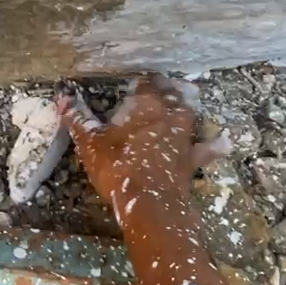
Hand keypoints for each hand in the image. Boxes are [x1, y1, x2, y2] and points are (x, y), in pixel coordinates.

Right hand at [59, 75, 222, 224]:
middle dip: (168, 87)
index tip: (138, 80)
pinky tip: (223, 141)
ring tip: (188, 97)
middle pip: (173, 94)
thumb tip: (62, 98)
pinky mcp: (191, 159)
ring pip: (190, 114)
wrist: (149, 204)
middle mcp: (168, 116)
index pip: (146, 84)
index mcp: (144, 106)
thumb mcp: (91, 143)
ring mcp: (184, 137)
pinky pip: (206, 148)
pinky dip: (213, 144)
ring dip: (188, 105)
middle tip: (165, 83)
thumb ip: (78, 119)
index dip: (142, 81)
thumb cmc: (117, 168)